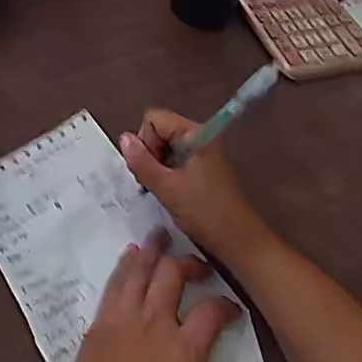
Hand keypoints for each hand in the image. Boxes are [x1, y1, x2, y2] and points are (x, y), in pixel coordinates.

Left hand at [9, 229, 272, 361]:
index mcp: (184, 357)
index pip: (211, 313)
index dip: (225, 305)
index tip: (232, 308)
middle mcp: (151, 329)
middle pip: (171, 277)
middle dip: (189, 264)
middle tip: (199, 262)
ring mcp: (118, 325)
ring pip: (137, 273)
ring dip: (151, 252)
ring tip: (160, 235)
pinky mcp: (93, 331)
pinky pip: (112, 288)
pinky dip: (123, 268)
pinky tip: (128, 259)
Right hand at [120, 109, 272, 260]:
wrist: (238, 241)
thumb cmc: (204, 212)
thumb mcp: (167, 187)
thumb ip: (142, 161)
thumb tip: (124, 138)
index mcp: (195, 134)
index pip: (154, 120)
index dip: (146, 141)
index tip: (152, 168)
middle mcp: (199, 137)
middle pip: (159, 130)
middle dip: (149, 153)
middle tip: (154, 181)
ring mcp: (201, 152)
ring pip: (164, 146)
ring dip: (156, 165)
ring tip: (161, 188)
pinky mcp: (201, 167)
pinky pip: (173, 158)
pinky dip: (165, 172)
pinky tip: (169, 191)